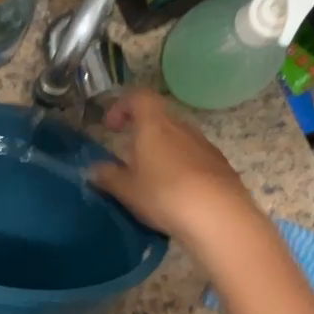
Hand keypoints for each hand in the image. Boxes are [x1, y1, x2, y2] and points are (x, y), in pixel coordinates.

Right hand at [89, 89, 258, 240]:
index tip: (111, 128)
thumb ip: (107, 176)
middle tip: (129, 159)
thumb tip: (93, 169)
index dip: (121, 106)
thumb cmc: (164, 195)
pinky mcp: (220, 164)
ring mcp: (204, 144)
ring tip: (153, 180)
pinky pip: (193, 156)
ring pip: (177, 138)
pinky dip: (181, 166)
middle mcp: (181, 128)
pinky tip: (177, 193)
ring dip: (162, 151)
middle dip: (141, 133)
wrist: (218, 216)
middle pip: (159, 118)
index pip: (139, 97)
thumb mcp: (126, 190)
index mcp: (154, 126)